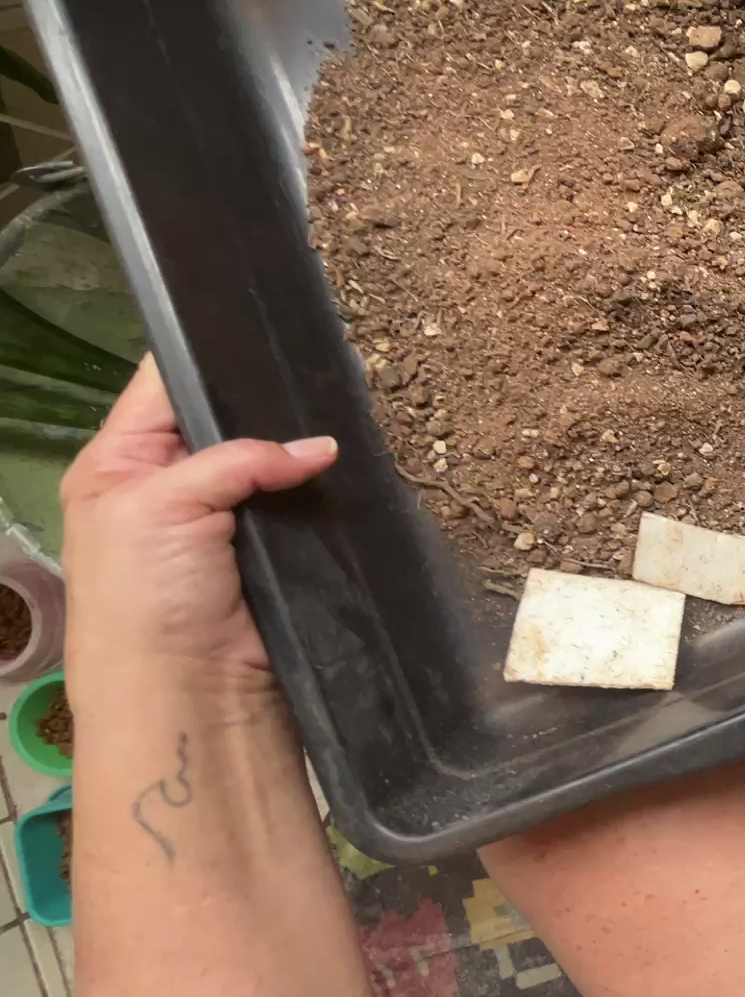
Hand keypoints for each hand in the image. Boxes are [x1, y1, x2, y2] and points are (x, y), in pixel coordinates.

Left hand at [60, 356, 337, 690]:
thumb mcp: (158, 507)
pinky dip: (327, 484)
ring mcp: (234, 511)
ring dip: (307, 447)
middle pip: (233, 421)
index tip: (264, 333)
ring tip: (352, 416)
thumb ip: (237, 462)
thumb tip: (324, 447)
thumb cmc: (145, 593)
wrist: (194, 678)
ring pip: (277, 459)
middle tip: (327, 375)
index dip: (206, 358)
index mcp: (123, 461)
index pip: (163, 388)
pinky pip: (307, 498)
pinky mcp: (281, 539)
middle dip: (274, 405)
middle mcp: (179, 480)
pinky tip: (353, 465)